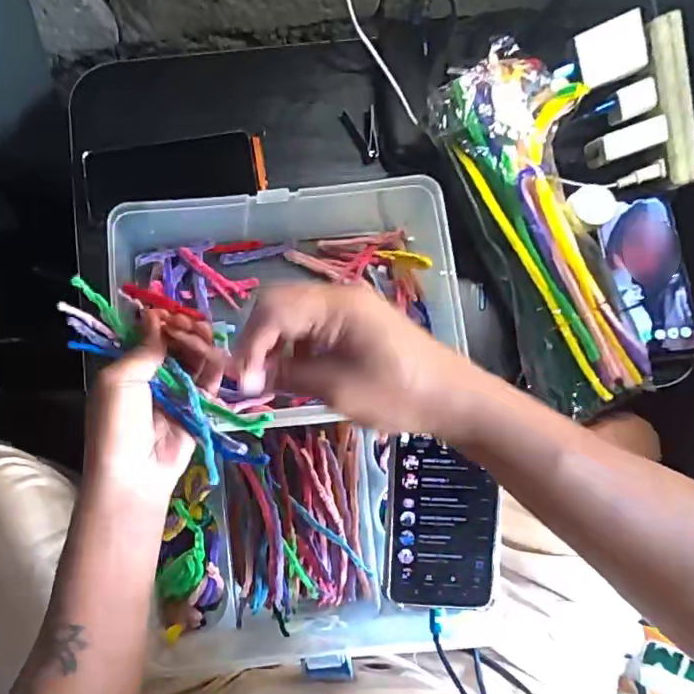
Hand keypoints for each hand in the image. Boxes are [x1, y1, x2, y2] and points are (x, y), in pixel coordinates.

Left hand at [82, 311, 221, 509]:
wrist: (133, 475)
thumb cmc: (117, 424)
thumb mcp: (120, 379)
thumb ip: (143, 348)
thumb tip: (153, 315)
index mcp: (126, 371)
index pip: (149, 338)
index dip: (162, 323)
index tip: (174, 312)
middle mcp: (151, 381)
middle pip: (174, 349)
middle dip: (185, 334)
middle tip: (196, 325)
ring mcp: (175, 398)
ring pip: (193, 365)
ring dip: (201, 348)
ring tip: (209, 337)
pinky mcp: (195, 414)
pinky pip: (207, 388)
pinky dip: (214, 372)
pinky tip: (218, 358)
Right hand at [232, 283, 486, 435]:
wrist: (452, 398)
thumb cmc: (399, 394)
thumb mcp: (338, 389)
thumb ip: (288, 376)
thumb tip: (246, 377)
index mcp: (336, 304)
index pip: (272, 309)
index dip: (249, 344)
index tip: (241, 381)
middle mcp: (337, 295)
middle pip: (275, 304)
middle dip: (256, 341)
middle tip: (250, 379)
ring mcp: (344, 307)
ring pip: (288, 315)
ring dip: (272, 345)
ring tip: (268, 380)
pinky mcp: (349, 322)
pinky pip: (307, 326)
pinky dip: (291, 347)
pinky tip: (292, 373)